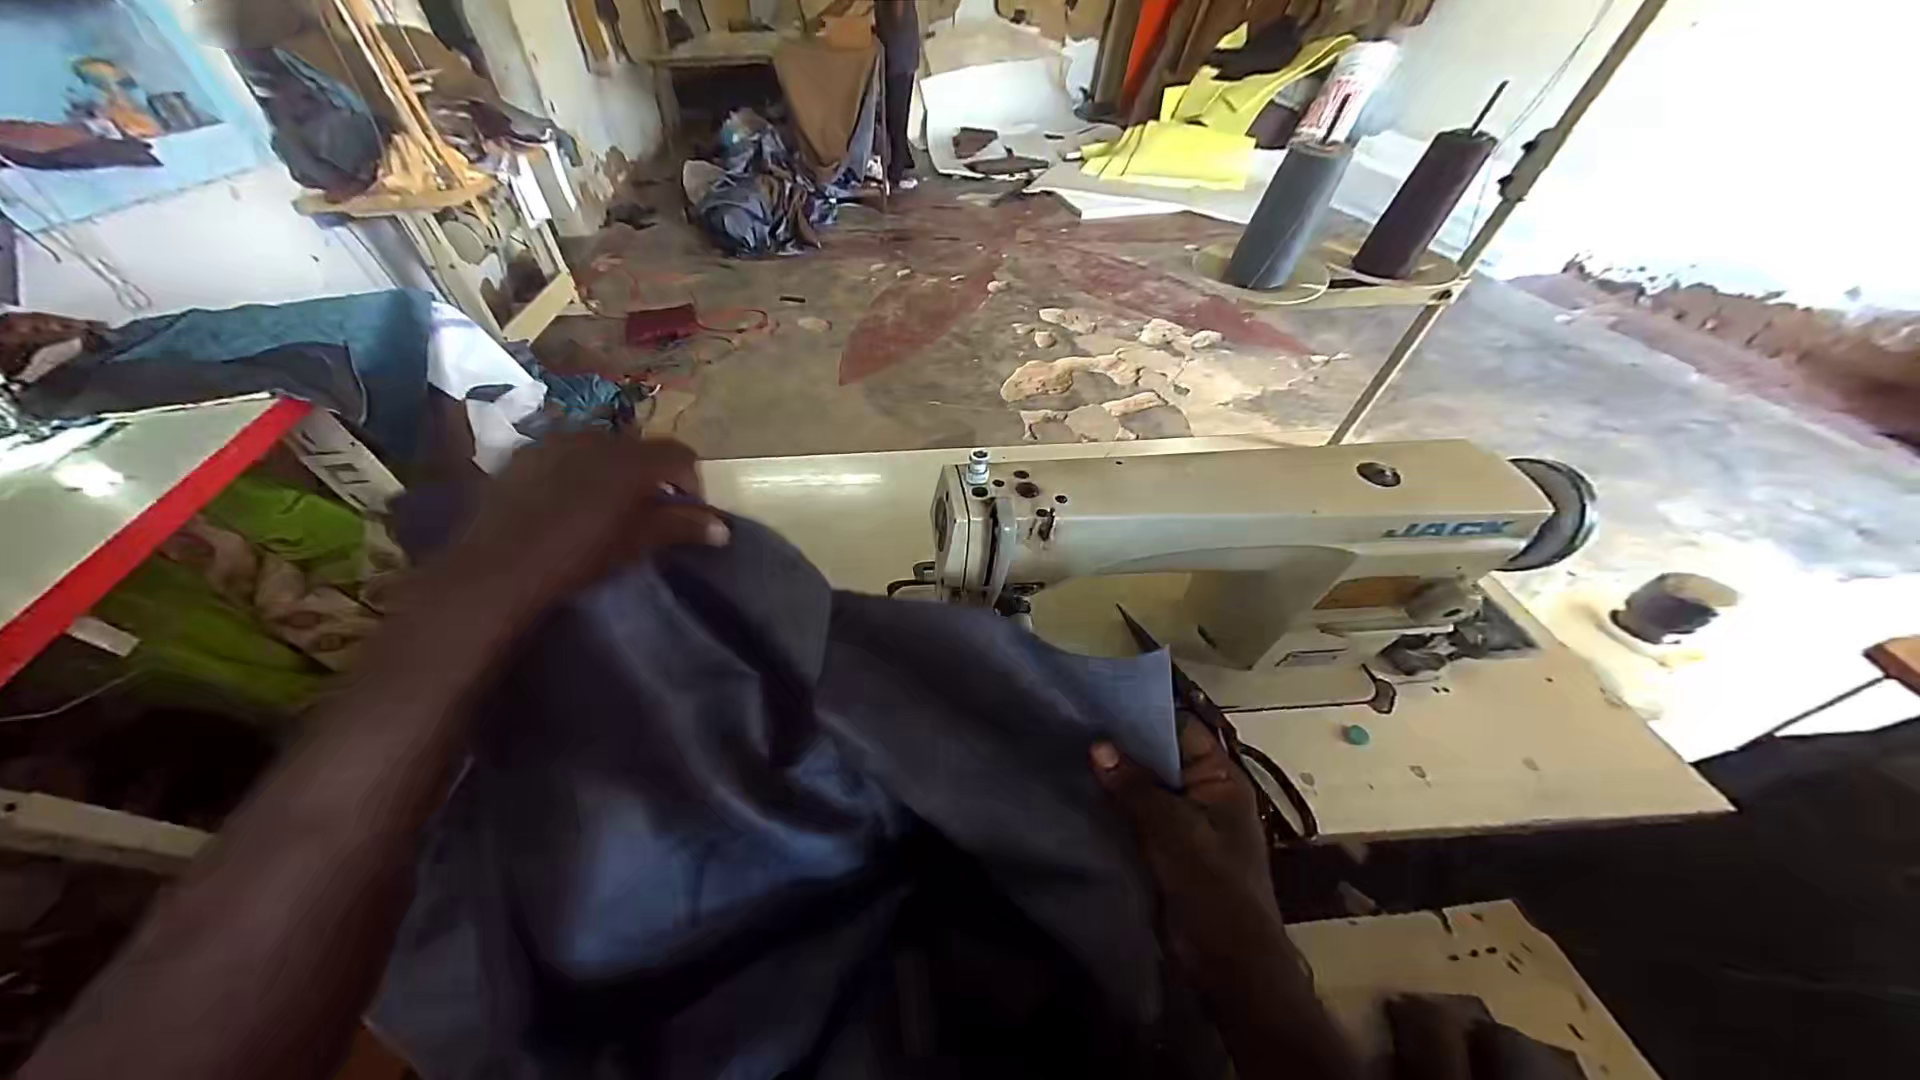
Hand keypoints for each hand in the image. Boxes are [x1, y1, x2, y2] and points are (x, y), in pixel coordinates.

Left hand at [421, 434, 729, 622]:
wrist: (494, 571)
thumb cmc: (577, 557)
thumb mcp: (637, 542)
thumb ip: (682, 526)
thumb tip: (724, 528)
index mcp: (629, 459)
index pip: (679, 454)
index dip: (691, 481)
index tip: (689, 511)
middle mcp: (594, 440)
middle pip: (641, 448)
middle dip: (654, 474)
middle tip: (652, 509)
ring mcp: (553, 443)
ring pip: (602, 448)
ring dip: (616, 470)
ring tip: (611, 505)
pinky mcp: (522, 456)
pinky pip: (565, 453)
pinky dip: (580, 469)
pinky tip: (569, 501)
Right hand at [1095, 719, 1362, 1079]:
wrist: (1227, 964)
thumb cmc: (1212, 888)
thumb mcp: (1173, 830)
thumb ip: (1135, 786)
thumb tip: (1097, 744)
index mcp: (1220, 779)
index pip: (1182, 729)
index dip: (1146, 713)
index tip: (1103, 699)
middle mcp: (1202, 792)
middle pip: (1160, 756)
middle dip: (1123, 743)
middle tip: (1076, 722)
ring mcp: (1183, 819)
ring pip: (1144, 785)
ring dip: (1114, 774)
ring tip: (1070, 748)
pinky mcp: (1163, 844)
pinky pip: (1136, 812)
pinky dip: (1113, 802)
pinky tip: (1079, 788)